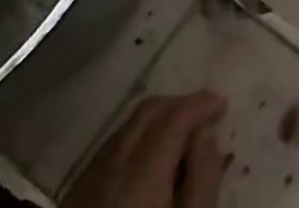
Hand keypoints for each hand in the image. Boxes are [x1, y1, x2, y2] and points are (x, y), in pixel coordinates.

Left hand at [64, 92, 226, 207]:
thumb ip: (203, 176)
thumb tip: (205, 132)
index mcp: (142, 174)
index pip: (175, 116)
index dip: (202, 103)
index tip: (223, 106)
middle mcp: (111, 166)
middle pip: (148, 111)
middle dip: (180, 105)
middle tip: (205, 119)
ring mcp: (87, 180)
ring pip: (127, 127)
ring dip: (158, 120)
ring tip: (180, 140)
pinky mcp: (74, 196)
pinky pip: (110, 148)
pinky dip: (136, 139)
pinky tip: (149, 163)